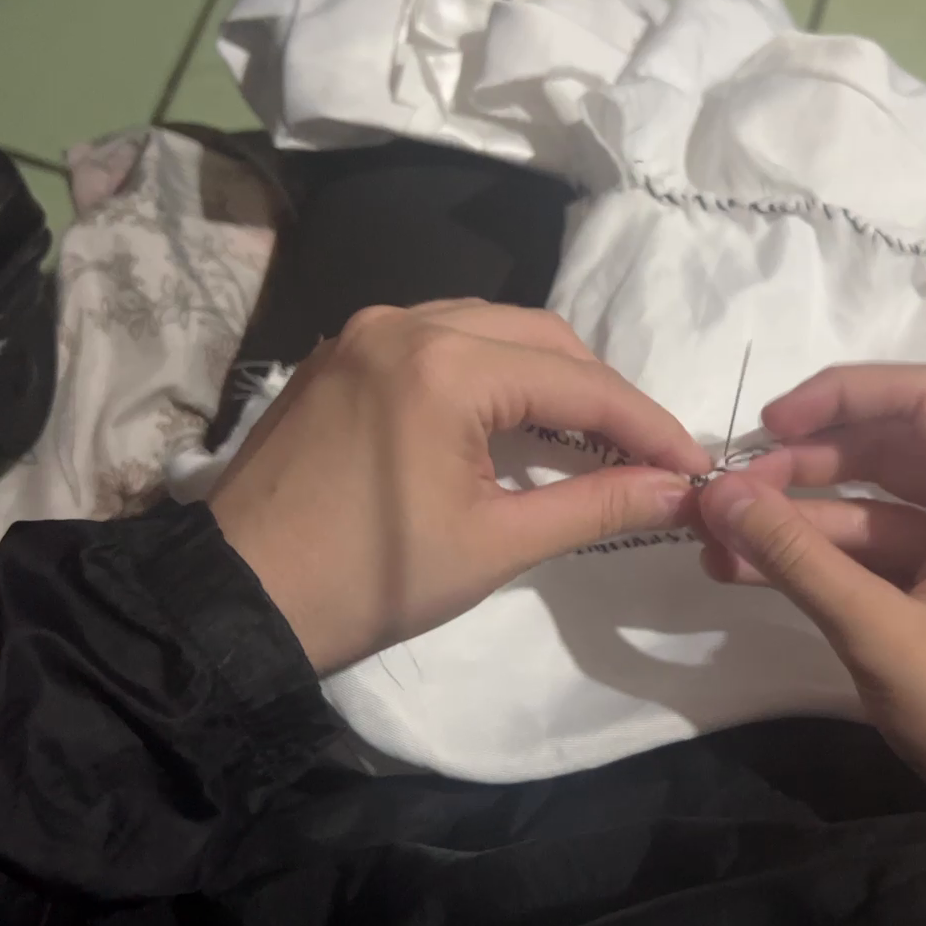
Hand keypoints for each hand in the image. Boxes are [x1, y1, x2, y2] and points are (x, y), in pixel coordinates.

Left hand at [209, 301, 709, 674]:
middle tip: (641, 452)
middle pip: (542, 338)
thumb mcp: (494, 546)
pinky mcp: (345, 351)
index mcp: (444, 366)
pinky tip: (512, 416)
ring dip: (550, 377)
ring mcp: (368, 330)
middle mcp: (407, 321)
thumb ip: (595, 506)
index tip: (691, 464)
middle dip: (602, 394)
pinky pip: (446, 340)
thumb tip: (678, 491)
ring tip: (588, 435)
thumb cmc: (368, 583)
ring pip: (494, 330)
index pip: (578, 384)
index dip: (646, 425)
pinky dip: (496, 372)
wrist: (234, 603)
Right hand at [694, 364, 925, 821]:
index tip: (771, 423)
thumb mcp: (885, 635)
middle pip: (883, 449)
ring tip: (716, 538)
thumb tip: (718, 494)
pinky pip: (859, 552)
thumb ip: (800, 560)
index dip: (842, 396)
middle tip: (728, 492)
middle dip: (799, 467)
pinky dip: (804, 557)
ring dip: (789, 518)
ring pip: (860, 504)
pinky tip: (742, 568)